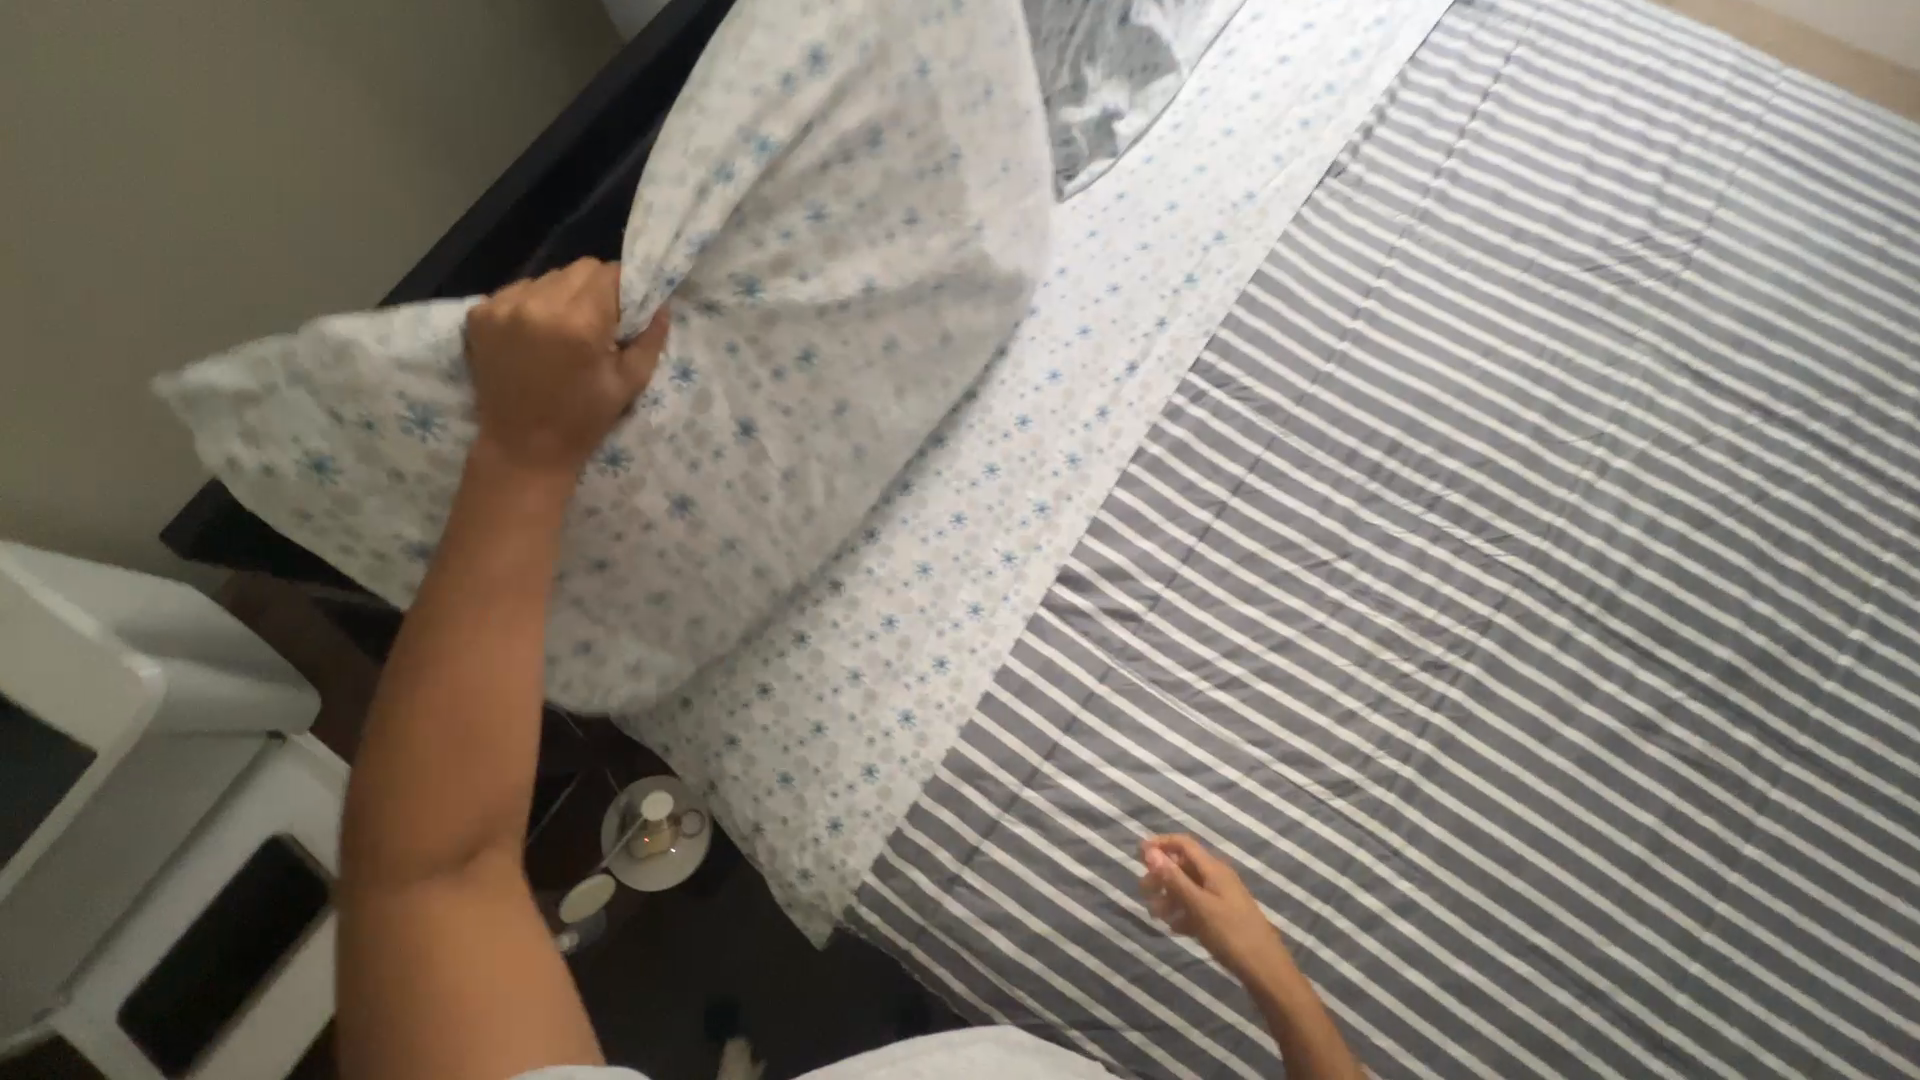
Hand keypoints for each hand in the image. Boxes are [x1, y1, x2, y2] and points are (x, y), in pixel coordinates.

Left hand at [463, 258, 669, 478]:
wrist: (522, 447)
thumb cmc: (583, 421)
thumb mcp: (629, 383)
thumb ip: (650, 338)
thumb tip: (660, 305)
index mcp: (579, 324)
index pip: (610, 273)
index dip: (626, 287)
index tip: (629, 309)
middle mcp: (537, 305)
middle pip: (580, 269)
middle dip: (597, 289)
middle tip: (601, 322)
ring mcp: (502, 306)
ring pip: (549, 277)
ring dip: (564, 295)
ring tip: (565, 331)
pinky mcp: (479, 313)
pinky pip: (519, 291)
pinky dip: (534, 305)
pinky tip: (537, 335)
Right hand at [1140, 834, 1289, 979]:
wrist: (1266, 971)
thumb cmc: (1231, 934)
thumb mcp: (1198, 905)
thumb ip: (1174, 878)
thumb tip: (1149, 851)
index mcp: (1213, 869)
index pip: (1183, 844)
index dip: (1161, 844)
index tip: (1138, 854)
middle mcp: (1217, 878)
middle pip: (1183, 866)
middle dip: (1161, 875)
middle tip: (1143, 891)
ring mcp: (1221, 898)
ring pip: (1188, 888)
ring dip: (1169, 896)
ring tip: (1156, 915)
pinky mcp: (1223, 917)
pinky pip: (1197, 906)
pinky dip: (1182, 912)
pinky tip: (1174, 927)